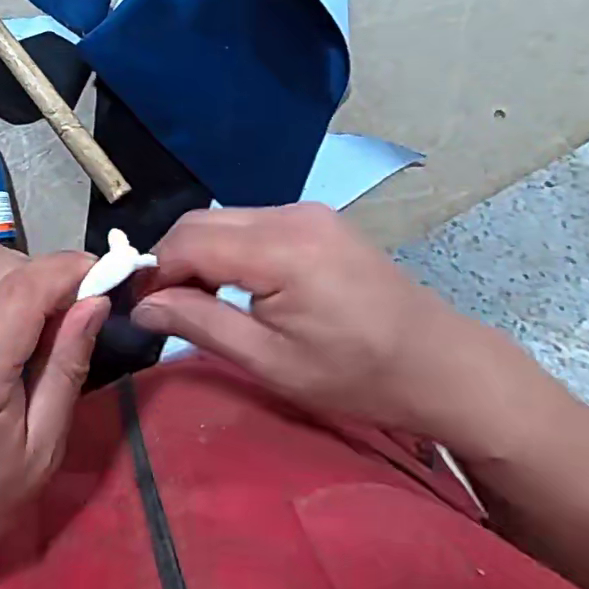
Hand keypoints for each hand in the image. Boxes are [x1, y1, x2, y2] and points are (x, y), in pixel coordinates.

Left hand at [0, 245, 108, 586]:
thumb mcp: (44, 447)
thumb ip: (68, 365)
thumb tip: (95, 301)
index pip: (21, 290)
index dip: (67, 270)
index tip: (105, 274)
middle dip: (48, 271)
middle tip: (77, 302)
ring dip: (19, 273)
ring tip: (42, 312)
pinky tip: (5, 320)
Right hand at [132, 205, 549, 456]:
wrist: (447, 366)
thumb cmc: (360, 376)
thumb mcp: (272, 363)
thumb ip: (200, 324)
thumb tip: (142, 306)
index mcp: (282, 250)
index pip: (189, 241)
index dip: (155, 271)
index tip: (141, 306)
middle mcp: (290, 214)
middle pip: (200, 222)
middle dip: (171, 259)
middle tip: (163, 304)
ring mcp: (305, 211)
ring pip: (221, 219)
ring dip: (197, 253)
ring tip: (196, 298)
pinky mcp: (313, 218)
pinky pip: (248, 223)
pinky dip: (225, 248)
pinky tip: (232, 282)